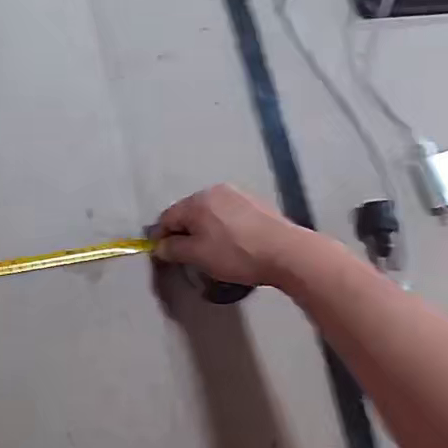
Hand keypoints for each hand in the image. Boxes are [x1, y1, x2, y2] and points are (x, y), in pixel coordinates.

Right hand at [153, 183, 301, 286]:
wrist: (287, 252)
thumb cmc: (236, 254)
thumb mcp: (197, 256)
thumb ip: (172, 249)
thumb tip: (160, 246)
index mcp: (196, 201)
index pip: (167, 218)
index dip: (162, 237)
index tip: (165, 255)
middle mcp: (214, 190)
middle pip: (188, 212)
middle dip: (185, 231)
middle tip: (190, 254)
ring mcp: (238, 194)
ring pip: (210, 212)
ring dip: (205, 228)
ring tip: (213, 249)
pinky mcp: (256, 202)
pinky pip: (229, 213)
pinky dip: (224, 226)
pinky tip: (234, 242)